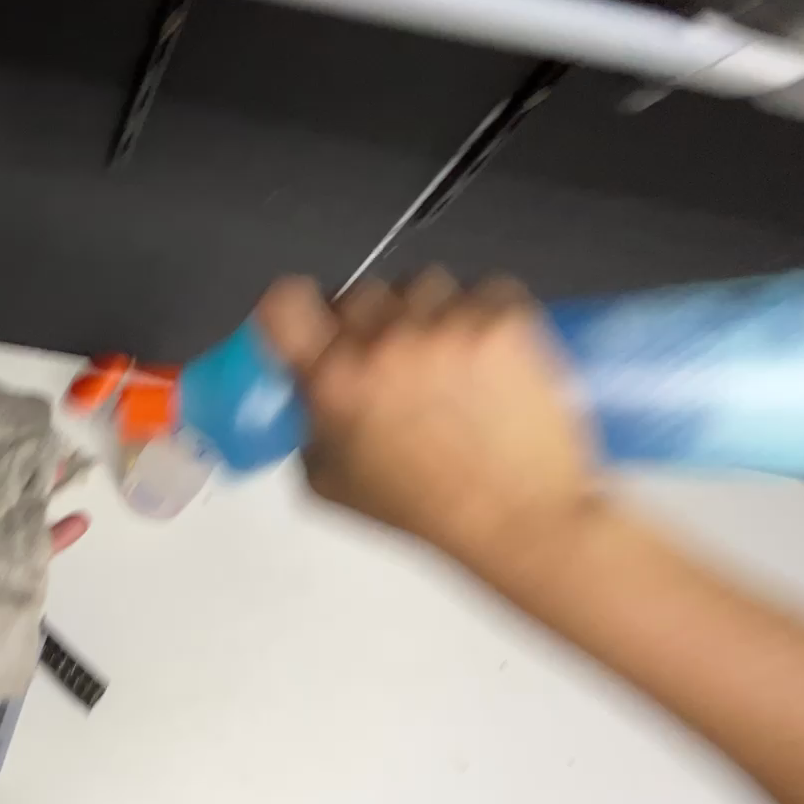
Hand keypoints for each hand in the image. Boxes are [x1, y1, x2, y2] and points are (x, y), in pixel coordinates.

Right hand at [255, 270, 600, 561]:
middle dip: (367, 321)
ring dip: (426, 312)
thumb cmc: (420, 509)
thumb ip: (308, 431)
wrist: (518, 518)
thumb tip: (311, 402)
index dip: (292, 305)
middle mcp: (382, 342)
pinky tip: (488, 349)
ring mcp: (446, 325)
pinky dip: (484, 311)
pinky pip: (484, 288)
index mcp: (332, 379)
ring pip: (421, 285)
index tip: (308, 321)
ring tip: (446, 353)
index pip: (286, 303)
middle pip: (358, 293)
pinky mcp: (505, 318)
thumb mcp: (328, 483)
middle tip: (388, 355)